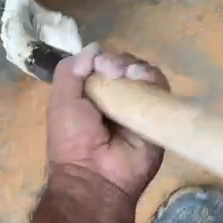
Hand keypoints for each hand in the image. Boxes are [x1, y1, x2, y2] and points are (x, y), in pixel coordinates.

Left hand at [46, 46, 167, 206]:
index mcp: (94, 95)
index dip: (102, 58)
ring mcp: (140, 106)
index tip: (98, 65)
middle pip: (126, 65)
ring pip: (144, 72)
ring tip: (126, 75)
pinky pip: (161, 89)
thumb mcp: (61, 101)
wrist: (95, 175)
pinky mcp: (159, 114)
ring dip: (135, 66)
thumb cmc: (72, 139)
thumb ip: (71, 71)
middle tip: (111, 71)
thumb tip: (95, 47)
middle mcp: (118, 98)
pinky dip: (152, 78)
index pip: (104, 64)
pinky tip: (140, 79)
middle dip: (119, 61)